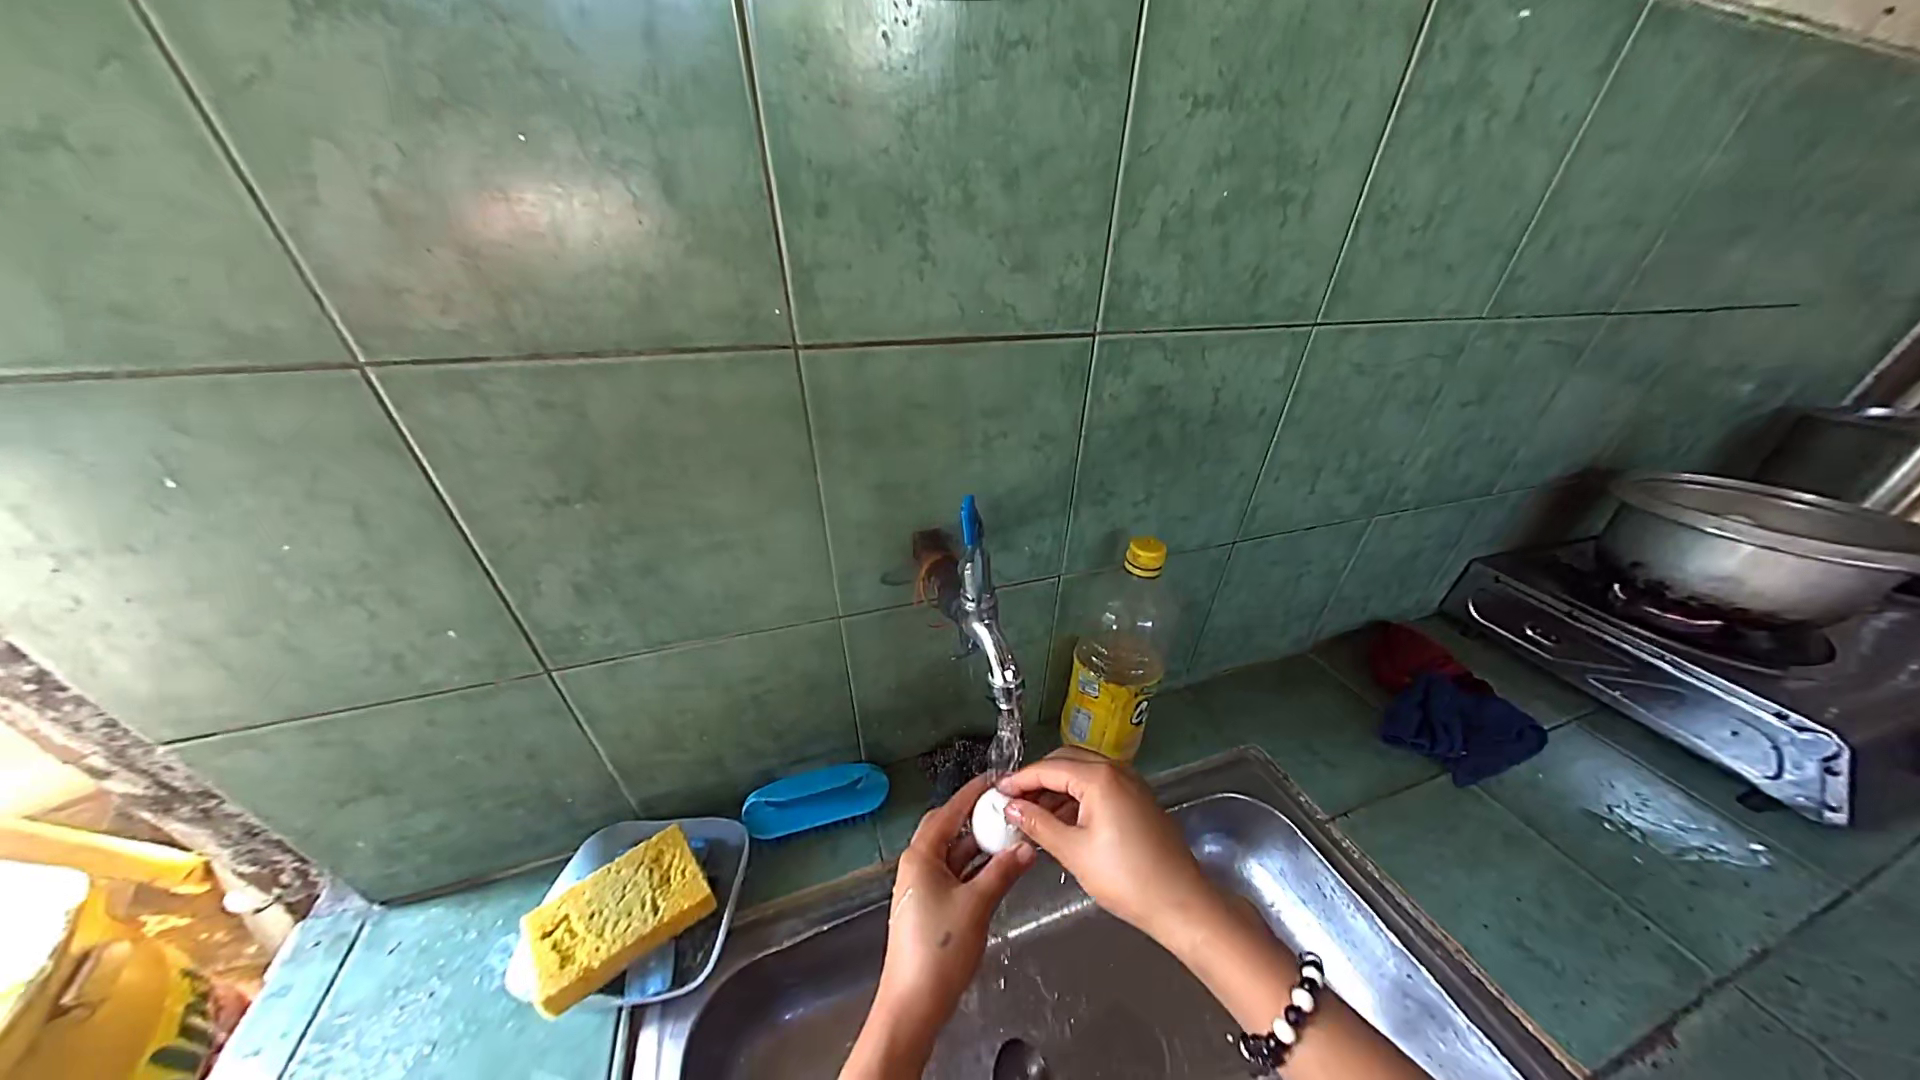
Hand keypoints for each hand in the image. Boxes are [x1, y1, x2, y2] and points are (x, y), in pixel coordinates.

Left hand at [842, 773, 1034, 1079]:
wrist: (913, 1006)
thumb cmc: (939, 950)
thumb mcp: (977, 905)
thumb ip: (1003, 872)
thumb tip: (1027, 848)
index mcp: (920, 855)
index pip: (948, 812)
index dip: (972, 794)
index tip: (994, 781)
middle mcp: (918, 865)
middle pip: (949, 830)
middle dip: (977, 819)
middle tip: (1005, 809)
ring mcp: (923, 887)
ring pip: (954, 854)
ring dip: (979, 847)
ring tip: (1010, 836)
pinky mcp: (931, 907)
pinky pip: (955, 875)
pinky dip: (975, 868)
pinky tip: (999, 869)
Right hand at [996, 747, 1216, 940]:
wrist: (1182, 903)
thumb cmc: (1127, 879)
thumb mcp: (1073, 852)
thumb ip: (1038, 824)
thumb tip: (1011, 807)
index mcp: (1099, 777)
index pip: (1048, 768)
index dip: (1020, 779)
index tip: (998, 792)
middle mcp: (1116, 770)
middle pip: (1065, 761)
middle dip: (1037, 779)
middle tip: (1014, 801)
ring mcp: (1130, 782)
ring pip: (1082, 772)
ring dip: (1056, 787)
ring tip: (1033, 813)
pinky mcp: (1137, 798)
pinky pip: (1098, 785)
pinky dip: (1076, 795)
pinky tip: (1062, 819)